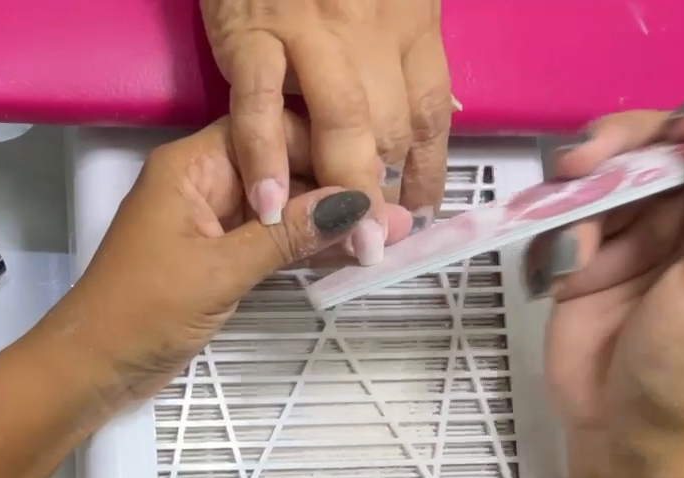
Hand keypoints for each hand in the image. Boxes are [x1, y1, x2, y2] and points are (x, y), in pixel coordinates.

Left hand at [35, 116, 371, 400]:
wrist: (93, 369)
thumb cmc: (140, 313)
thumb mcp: (218, 271)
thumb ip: (287, 236)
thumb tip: (356, 205)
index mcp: (192, 166)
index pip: (273, 134)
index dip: (329, 154)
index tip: (378, 182)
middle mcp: (202, 184)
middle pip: (281, 171)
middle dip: (336, 194)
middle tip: (395, 220)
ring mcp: (208, 225)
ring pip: (279, 211)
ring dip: (325, 226)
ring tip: (385, 240)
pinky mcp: (213, 261)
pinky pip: (266, 244)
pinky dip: (301, 250)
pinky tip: (345, 255)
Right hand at [201, 0, 450, 264]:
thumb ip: (394, 50)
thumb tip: (411, 118)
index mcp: (408, 16)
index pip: (429, 108)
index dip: (428, 168)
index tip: (421, 214)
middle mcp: (369, 28)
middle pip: (389, 124)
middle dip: (388, 193)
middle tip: (377, 248)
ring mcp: (310, 34)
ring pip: (338, 122)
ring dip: (343, 191)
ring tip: (344, 246)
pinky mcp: (254, 37)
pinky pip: (261, 106)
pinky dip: (265, 159)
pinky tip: (268, 207)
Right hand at [528, 73, 683, 466]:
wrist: (626, 435)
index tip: (667, 138)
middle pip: (667, 141)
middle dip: (624, 144)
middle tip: (581, 165)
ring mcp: (640, 238)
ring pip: (611, 175)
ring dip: (579, 186)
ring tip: (555, 212)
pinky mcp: (588, 265)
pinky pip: (567, 223)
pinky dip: (552, 233)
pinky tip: (555, 266)